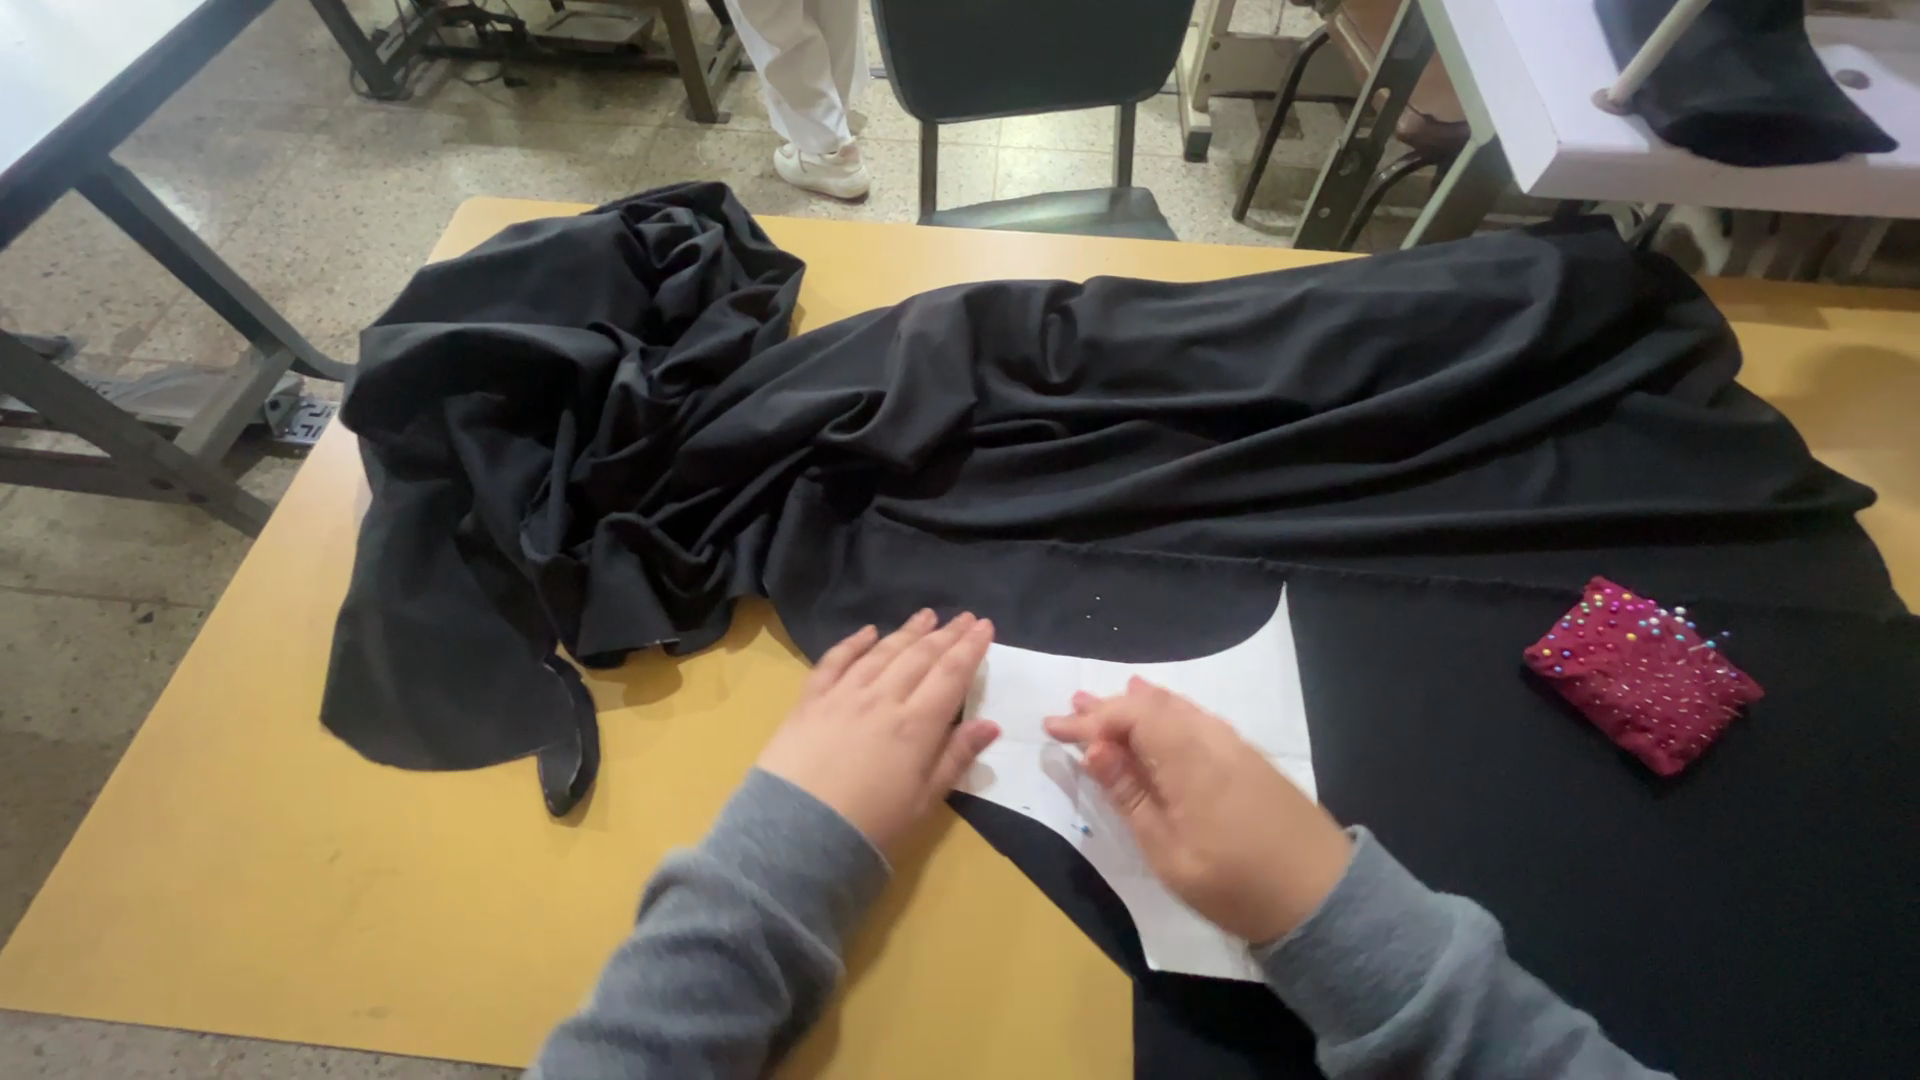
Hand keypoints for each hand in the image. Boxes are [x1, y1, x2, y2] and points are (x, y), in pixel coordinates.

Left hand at [758, 610, 1000, 852]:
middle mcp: (882, 698)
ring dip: (907, 631)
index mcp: (916, 725)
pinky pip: (835, 661)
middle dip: (946, 634)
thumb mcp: (924, 801)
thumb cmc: (869, 826)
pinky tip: (867, 632)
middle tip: (963, 616)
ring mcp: (844, 695)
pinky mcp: (810, 700)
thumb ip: (956, 757)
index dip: (971, 648)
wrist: (794, 836)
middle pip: (920, 656)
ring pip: (882, 652)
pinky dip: (853, 643)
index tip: (985, 625)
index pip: (951, 674)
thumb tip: (990, 724)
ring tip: (926, 615)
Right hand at [1044, 677, 1351, 943]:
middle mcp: (1211, 738)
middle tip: (1067, 708)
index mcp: (1188, 759)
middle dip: (1105, 708)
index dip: (1090, 720)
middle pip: (1150, 706)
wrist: (1325, 900)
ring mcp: (1233, 744)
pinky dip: (1164, 711)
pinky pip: (1195, 718)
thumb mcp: (1170, 852)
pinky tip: (1156, 710)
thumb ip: (1130, 796)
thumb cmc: (1237, 884)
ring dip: (1133, 705)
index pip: (1130, 717)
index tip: (1054, 730)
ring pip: (1174, 708)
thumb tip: (1094, 749)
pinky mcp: (1247, 756)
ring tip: (1099, 701)